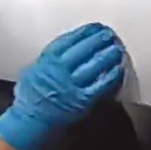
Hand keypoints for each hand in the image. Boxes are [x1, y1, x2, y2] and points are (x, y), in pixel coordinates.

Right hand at [0, 24, 126, 149]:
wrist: (31, 121)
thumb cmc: (32, 96)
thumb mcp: (34, 69)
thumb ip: (51, 58)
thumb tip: (71, 46)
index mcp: (47, 59)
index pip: (70, 39)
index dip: (86, 32)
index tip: (97, 27)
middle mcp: (60, 69)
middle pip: (86, 49)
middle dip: (100, 40)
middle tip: (111, 36)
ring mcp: (73, 84)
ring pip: (96, 64)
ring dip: (109, 55)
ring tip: (118, 49)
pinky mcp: (84, 99)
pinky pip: (102, 84)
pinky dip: (112, 75)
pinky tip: (119, 69)